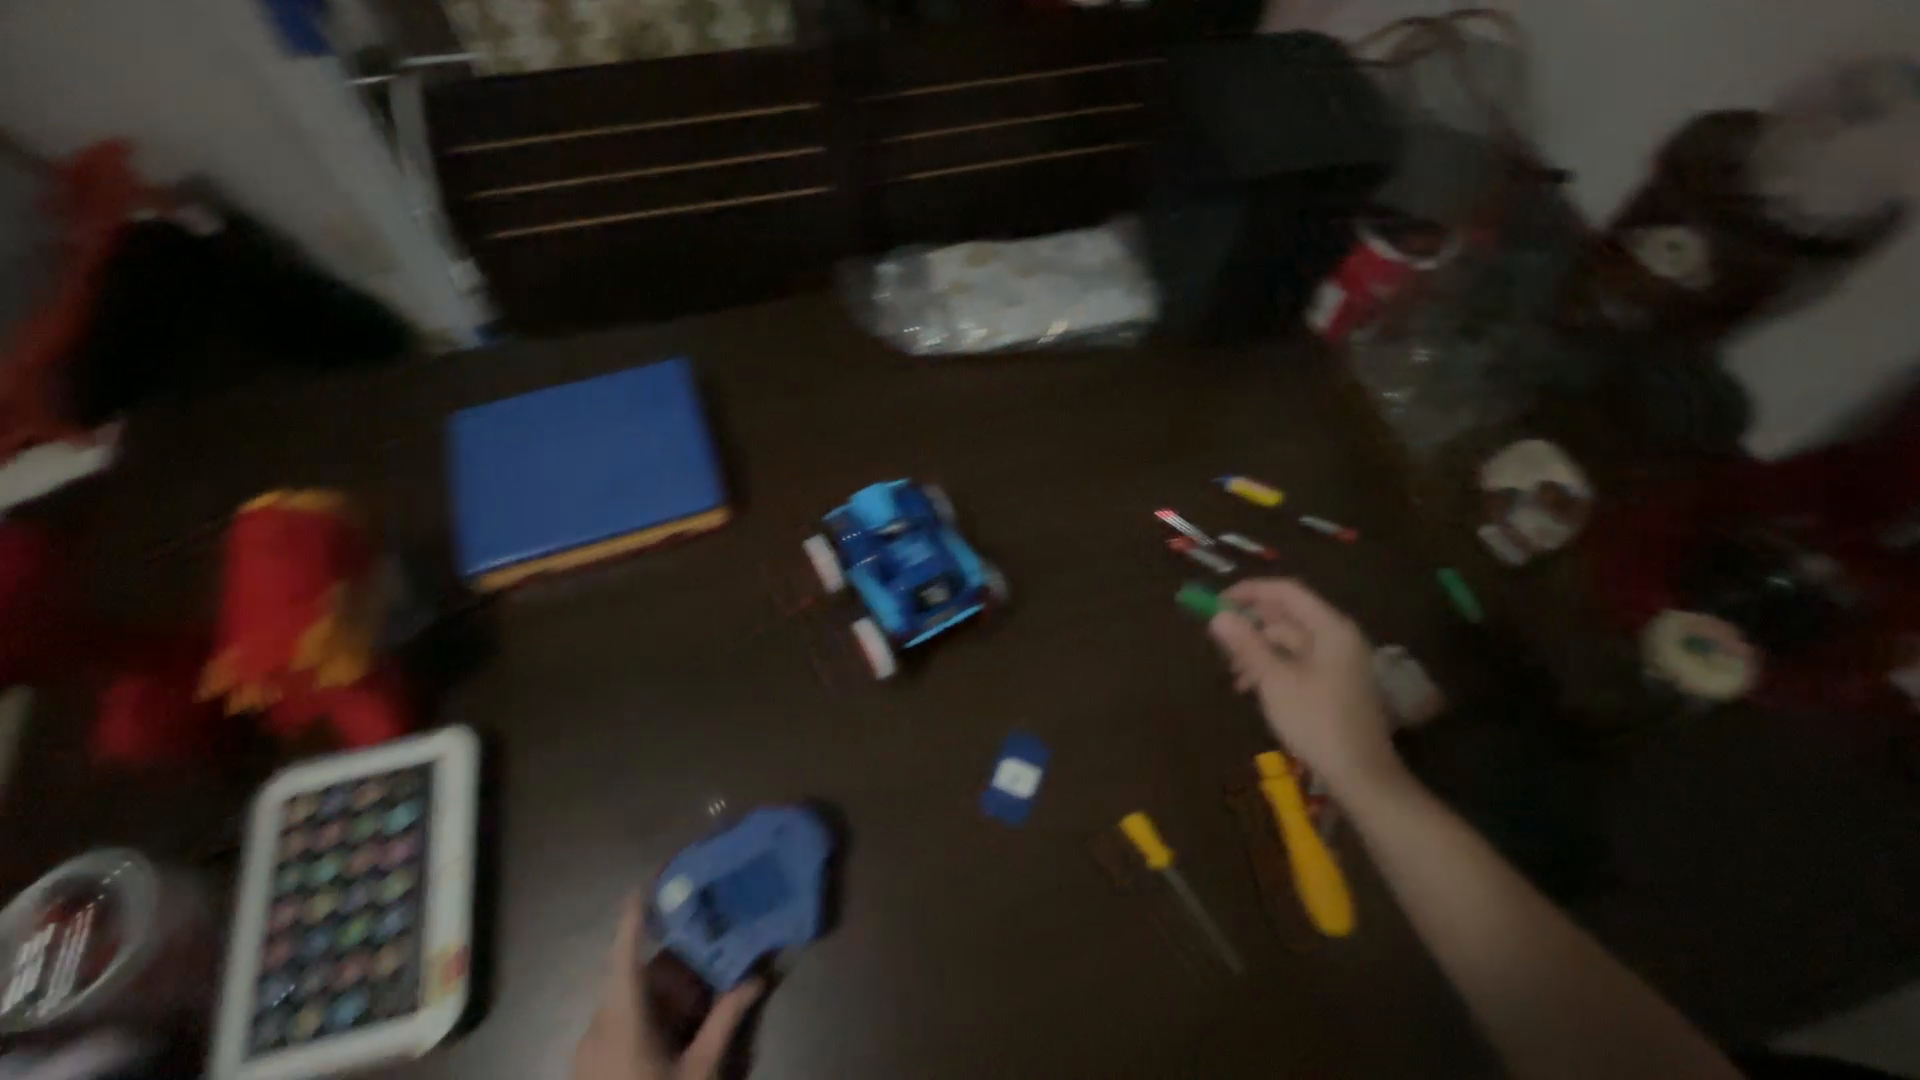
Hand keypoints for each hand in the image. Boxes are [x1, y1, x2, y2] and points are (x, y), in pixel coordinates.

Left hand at [571, 895, 763, 1079]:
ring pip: (630, 1000)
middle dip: (675, 964)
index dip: (636, 912)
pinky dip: (652, 1016)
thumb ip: (727, 1017)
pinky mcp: (591, 1067)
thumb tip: (760, 975)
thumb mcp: (702, 1071)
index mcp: (621, 1018)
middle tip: (712, 954)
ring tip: (704, 996)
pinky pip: (622, 1023)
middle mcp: (598, 1025)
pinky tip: (681, 1030)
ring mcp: (590, 1048)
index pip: (624, 949)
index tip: (651, 877)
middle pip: (636, 975)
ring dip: (666, 993)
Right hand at [1208, 578, 1402, 797]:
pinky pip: (1298, 662)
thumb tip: (1219, 615)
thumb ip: (1246, 644)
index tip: (1216, 602)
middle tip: (1220, 642)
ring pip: (1290, 642)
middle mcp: (1338, 638)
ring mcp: (1339, 662)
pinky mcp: (1336, 684)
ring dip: (1258, 651)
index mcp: (1331, 629)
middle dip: (1251, 626)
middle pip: (1288, 616)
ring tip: (1234, 676)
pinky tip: (1253, 688)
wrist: (1360, 775)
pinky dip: (1273, 668)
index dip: (1249, 592)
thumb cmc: (1316, 722)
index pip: (1286, 592)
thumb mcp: (1274, 681)